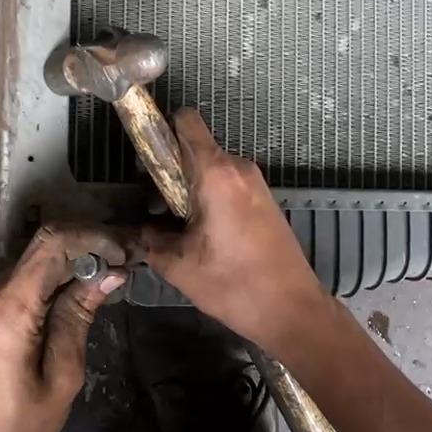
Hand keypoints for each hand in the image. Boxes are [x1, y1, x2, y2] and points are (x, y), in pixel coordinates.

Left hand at [0, 225, 126, 431]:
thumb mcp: (60, 381)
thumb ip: (78, 319)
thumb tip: (108, 274)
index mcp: (5, 311)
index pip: (52, 244)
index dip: (93, 238)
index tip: (124, 253)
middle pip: (39, 251)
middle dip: (83, 253)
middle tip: (120, 270)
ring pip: (27, 268)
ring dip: (64, 271)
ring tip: (100, 289)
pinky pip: (12, 287)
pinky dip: (43, 288)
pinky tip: (67, 307)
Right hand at [136, 109, 335, 354]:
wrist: (292, 310)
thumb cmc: (235, 286)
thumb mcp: (179, 267)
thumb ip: (150, 240)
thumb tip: (139, 230)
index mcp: (216, 174)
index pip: (185, 122)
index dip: (159, 132)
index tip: (142, 162)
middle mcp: (238, 168)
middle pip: (193, 148)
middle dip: (167, 172)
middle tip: (152, 208)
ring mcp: (254, 183)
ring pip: (209, 168)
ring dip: (187, 189)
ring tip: (174, 227)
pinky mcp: (263, 199)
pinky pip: (226, 184)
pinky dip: (207, 197)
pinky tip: (199, 233)